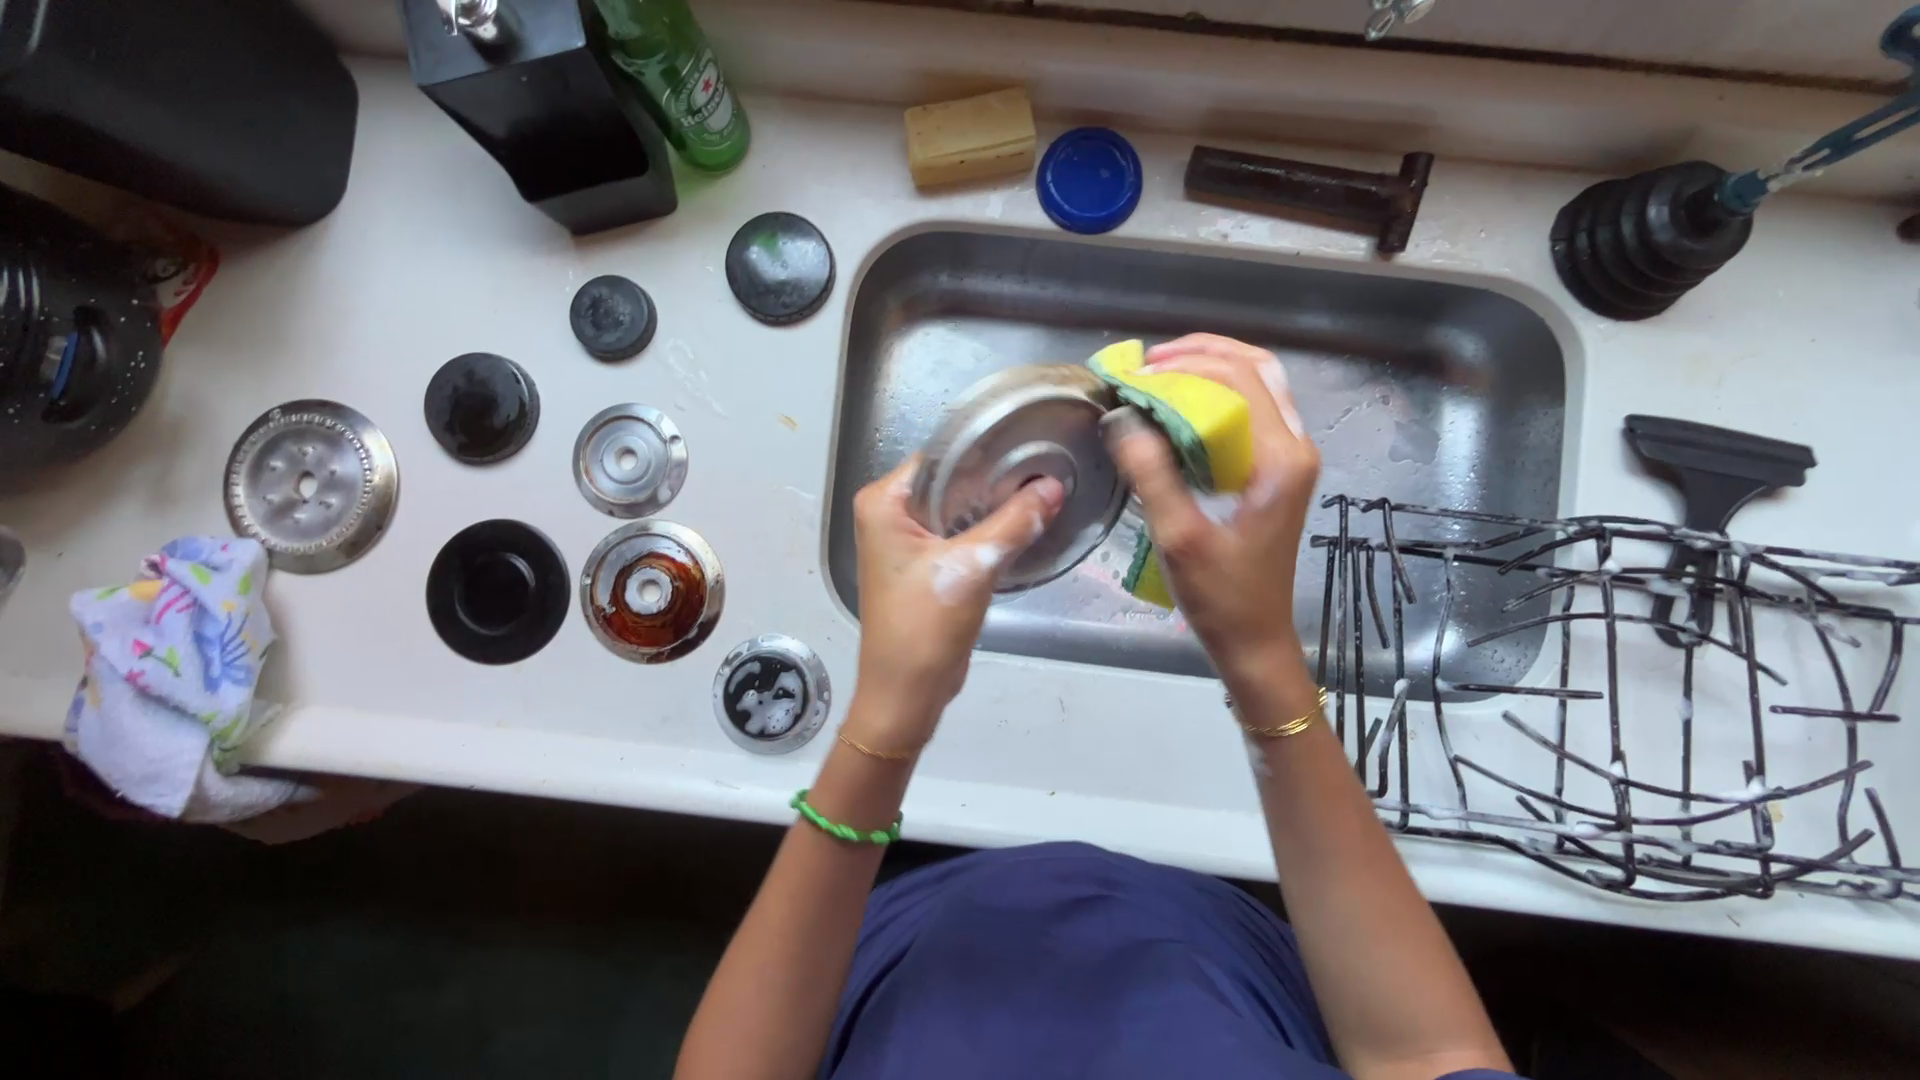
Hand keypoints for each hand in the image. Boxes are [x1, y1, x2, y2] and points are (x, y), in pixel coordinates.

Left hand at [850, 456, 1065, 747]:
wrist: (907, 693)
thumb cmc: (924, 626)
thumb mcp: (972, 568)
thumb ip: (1014, 522)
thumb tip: (1055, 486)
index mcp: (884, 502)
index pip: (940, 456)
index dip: (985, 450)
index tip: (1031, 444)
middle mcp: (890, 514)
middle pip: (951, 479)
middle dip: (995, 477)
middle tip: (1047, 466)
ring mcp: (907, 540)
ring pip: (960, 506)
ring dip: (996, 504)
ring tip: (1044, 490)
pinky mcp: (926, 563)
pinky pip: (962, 531)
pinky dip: (989, 529)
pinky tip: (1026, 522)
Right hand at [1102, 333, 1320, 683]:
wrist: (1255, 640)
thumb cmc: (1223, 598)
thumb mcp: (1180, 539)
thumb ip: (1152, 476)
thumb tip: (1121, 421)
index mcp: (1281, 460)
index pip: (1238, 381)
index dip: (1186, 366)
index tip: (1136, 375)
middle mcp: (1294, 449)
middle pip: (1256, 369)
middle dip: (1200, 355)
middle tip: (1147, 364)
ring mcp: (1288, 458)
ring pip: (1256, 387)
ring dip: (1208, 371)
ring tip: (1157, 375)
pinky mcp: (1275, 471)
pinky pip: (1249, 413)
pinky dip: (1213, 398)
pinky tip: (1176, 409)